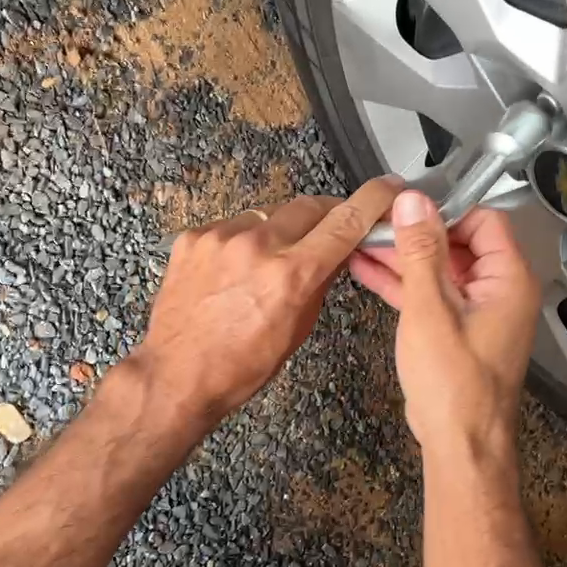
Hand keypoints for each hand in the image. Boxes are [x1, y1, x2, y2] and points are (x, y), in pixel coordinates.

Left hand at [132, 177, 403, 427]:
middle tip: (325, 234)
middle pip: (309, 206)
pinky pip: (232, 226)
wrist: (176, 377)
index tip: (389, 189)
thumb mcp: (297, 330)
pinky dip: (242, 242)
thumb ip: (320, 282)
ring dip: (278, 232)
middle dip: (324, 217)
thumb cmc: (239, 366)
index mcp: (290, 275)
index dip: (374, 200)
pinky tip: (234, 272)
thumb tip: (339, 250)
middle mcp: (256, 247)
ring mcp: (220, 238)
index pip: (344, 221)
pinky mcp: (193, 238)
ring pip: (268, 215)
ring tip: (266, 267)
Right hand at [348, 191, 540, 457]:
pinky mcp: (456, 331)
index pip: (483, 220)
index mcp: (508, 280)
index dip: (444, 211)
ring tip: (362, 241)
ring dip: (403, 258)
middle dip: (415, 233)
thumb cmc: (455, 386)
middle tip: (376, 224)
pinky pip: (430, 296)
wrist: (460, 444)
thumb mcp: (430, 309)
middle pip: (458, 243)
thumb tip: (414, 204)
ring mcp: (477, 312)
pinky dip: (403, 284)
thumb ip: (421, 252)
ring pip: (439, 269)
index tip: (405, 208)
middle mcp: (499, 291)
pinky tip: (367, 271)